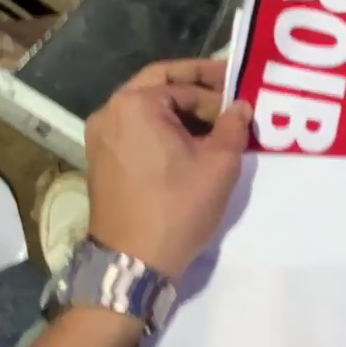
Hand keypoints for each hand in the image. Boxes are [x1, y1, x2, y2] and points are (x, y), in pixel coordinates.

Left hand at [84, 58, 252, 277]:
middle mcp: (110, 110)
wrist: (132, 264)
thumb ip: (235, 125)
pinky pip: (135, 125)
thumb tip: (241, 106)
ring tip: (214, 121)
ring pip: (147, 104)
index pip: (188, 87)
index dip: (220, 97)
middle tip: (229, 92)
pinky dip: (162, 125)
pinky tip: (188, 141)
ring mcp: (101, 134)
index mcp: (136, 104)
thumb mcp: (219, 163)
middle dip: (197, 85)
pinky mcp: (101, 156)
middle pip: (161, 82)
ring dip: (180, 107)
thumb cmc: (176, 207)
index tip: (244, 105)